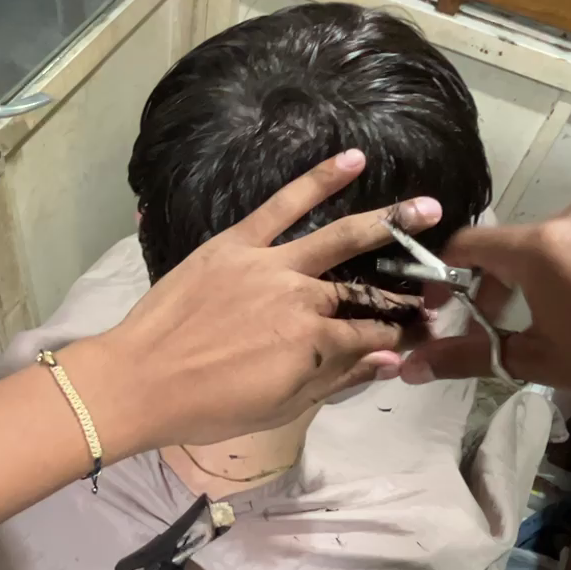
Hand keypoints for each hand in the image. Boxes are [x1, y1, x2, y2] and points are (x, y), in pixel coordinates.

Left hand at [64, 150, 438, 450]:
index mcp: (314, 346)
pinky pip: (282, 205)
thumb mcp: (277, 410)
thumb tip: (388, 361)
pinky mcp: (236, 243)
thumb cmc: (206, 408)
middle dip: (398, 291)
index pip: (370, 336)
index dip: (396, 336)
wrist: (139, 381)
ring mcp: (270, 266)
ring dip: (388, 223)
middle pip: (360, 293)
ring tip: (428, 208)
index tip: (415, 332)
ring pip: (338, 240)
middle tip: (431, 282)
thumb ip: (334, 382)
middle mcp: (302, 300)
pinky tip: (351, 159)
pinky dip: (317, 180)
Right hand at [400, 191, 570, 458]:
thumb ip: (469, 357)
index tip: (449, 305)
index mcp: (545, 246)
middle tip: (519, 330)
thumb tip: (407, 367)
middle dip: (508, 284)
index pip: (472, 245)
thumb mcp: (544, 365)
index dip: (450, 275)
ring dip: (559, 274)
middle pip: (523, 244)